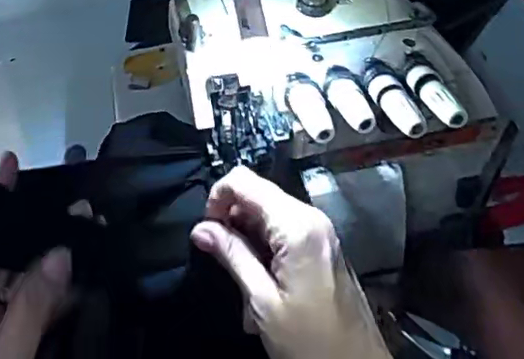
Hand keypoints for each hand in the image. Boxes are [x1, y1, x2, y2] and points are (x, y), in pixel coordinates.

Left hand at [0, 153, 75, 358]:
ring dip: (42, 273)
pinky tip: (71, 289)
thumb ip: (28, 316)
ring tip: (84, 245)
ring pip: (2, 293)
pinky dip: (36, 305)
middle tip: (79, 216)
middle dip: (34, 242)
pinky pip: (5, 320)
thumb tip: (58, 253)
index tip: (9, 162)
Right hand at [190, 167, 389, 358]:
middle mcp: (310, 217)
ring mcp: (319, 230)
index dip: (217, 198)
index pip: (244, 180)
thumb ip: (231, 256)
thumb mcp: (264, 302)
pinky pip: (282, 231)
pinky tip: (260, 288)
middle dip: (232, 223)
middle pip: (255, 195)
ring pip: (266, 214)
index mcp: (296, 224)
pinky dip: (264, 250)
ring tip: (243, 287)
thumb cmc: (314, 343)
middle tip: (222, 263)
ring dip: (246, 241)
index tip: (206, 230)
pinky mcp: (321, 245)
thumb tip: (201, 228)